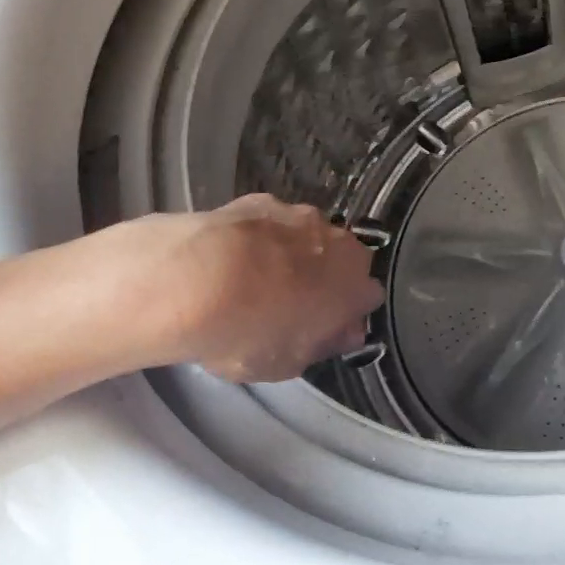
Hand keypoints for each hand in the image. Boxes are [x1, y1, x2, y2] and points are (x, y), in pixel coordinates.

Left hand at [109, 195, 385, 381]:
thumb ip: (322, 345)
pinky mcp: (267, 201)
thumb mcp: (286, 362)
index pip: (366, 299)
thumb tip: (344, 333)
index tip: (324, 327)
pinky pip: (272, 222)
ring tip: (253, 279)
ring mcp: (306, 218)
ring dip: (294, 254)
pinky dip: (260, 237)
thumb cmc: (248, 331)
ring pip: (310, 237)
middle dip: (326, 276)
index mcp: (355, 287)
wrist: (197, 279)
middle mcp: (343, 245)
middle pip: (344, 260)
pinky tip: (230, 257)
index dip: (346, 313)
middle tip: (290, 302)